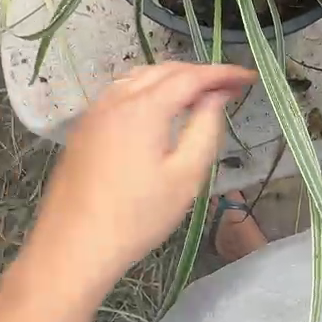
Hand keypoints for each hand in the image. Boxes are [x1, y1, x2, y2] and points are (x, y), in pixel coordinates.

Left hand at [22, 62, 255, 287]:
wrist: (73, 250)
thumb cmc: (138, 218)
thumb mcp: (186, 176)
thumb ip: (206, 128)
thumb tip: (216, 97)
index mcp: (143, 109)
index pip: (191, 77)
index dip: (222, 73)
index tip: (248, 77)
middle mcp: (116, 100)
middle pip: (164, 71)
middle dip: (200, 73)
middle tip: (231, 86)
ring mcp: (95, 113)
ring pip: (140, 77)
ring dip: (174, 78)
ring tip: (201, 94)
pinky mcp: (84, 129)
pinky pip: (122, 92)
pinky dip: (149, 88)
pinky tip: (161, 108)